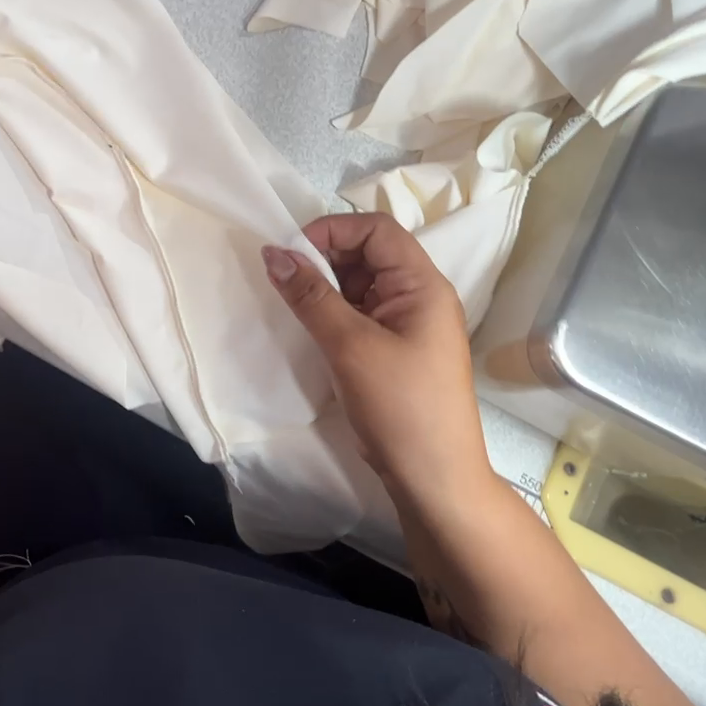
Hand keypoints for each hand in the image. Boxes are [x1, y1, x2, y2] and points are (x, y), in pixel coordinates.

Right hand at [262, 214, 493, 505]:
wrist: (432, 475)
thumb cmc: (399, 405)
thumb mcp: (349, 345)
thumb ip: (310, 296)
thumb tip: (273, 253)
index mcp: (422, 285)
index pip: (376, 230)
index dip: (331, 230)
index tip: (289, 254)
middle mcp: (416, 296)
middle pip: (366, 253)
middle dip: (322, 258)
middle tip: (283, 281)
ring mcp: (404, 324)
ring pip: (357, 284)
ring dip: (322, 287)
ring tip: (291, 304)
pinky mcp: (390, 348)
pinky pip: (356, 312)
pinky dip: (329, 311)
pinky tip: (306, 326)